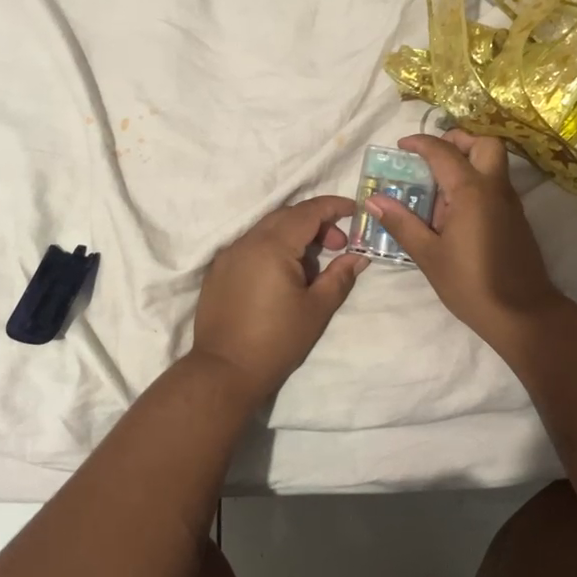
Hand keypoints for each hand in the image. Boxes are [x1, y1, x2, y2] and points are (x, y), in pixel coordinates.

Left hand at [189, 195, 368, 398]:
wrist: (225, 370)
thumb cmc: (277, 341)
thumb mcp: (316, 309)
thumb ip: (339, 277)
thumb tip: (358, 257)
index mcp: (272, 246)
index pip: (307, 212)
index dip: (333, 206)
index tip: (354, 210)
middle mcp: (246, 242)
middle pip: (286, 216)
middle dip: (315, 222)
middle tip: (338, 245)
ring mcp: (228, 255)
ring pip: (266, 229)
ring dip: (293, 236)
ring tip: (313, 265)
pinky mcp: (218, 271)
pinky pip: (249, 246)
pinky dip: (272, 248)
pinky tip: (284, 275)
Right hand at [367, 131, 564, 349]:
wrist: (523, 314)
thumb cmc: (471, 285)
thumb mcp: (428, 256)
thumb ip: (402, 223)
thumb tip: (374, 200)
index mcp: (471, 192)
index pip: (444, 152)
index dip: (420, 143)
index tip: (401, 147)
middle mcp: (495, 188)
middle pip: (484, 144)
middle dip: (458, 140)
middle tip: (431, 157)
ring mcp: (510, 203)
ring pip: (494, 163)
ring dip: (468, 160)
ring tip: (437, 187)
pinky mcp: (515, 219)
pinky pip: (495, 184)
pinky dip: (476, 181)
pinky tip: (453, 212)